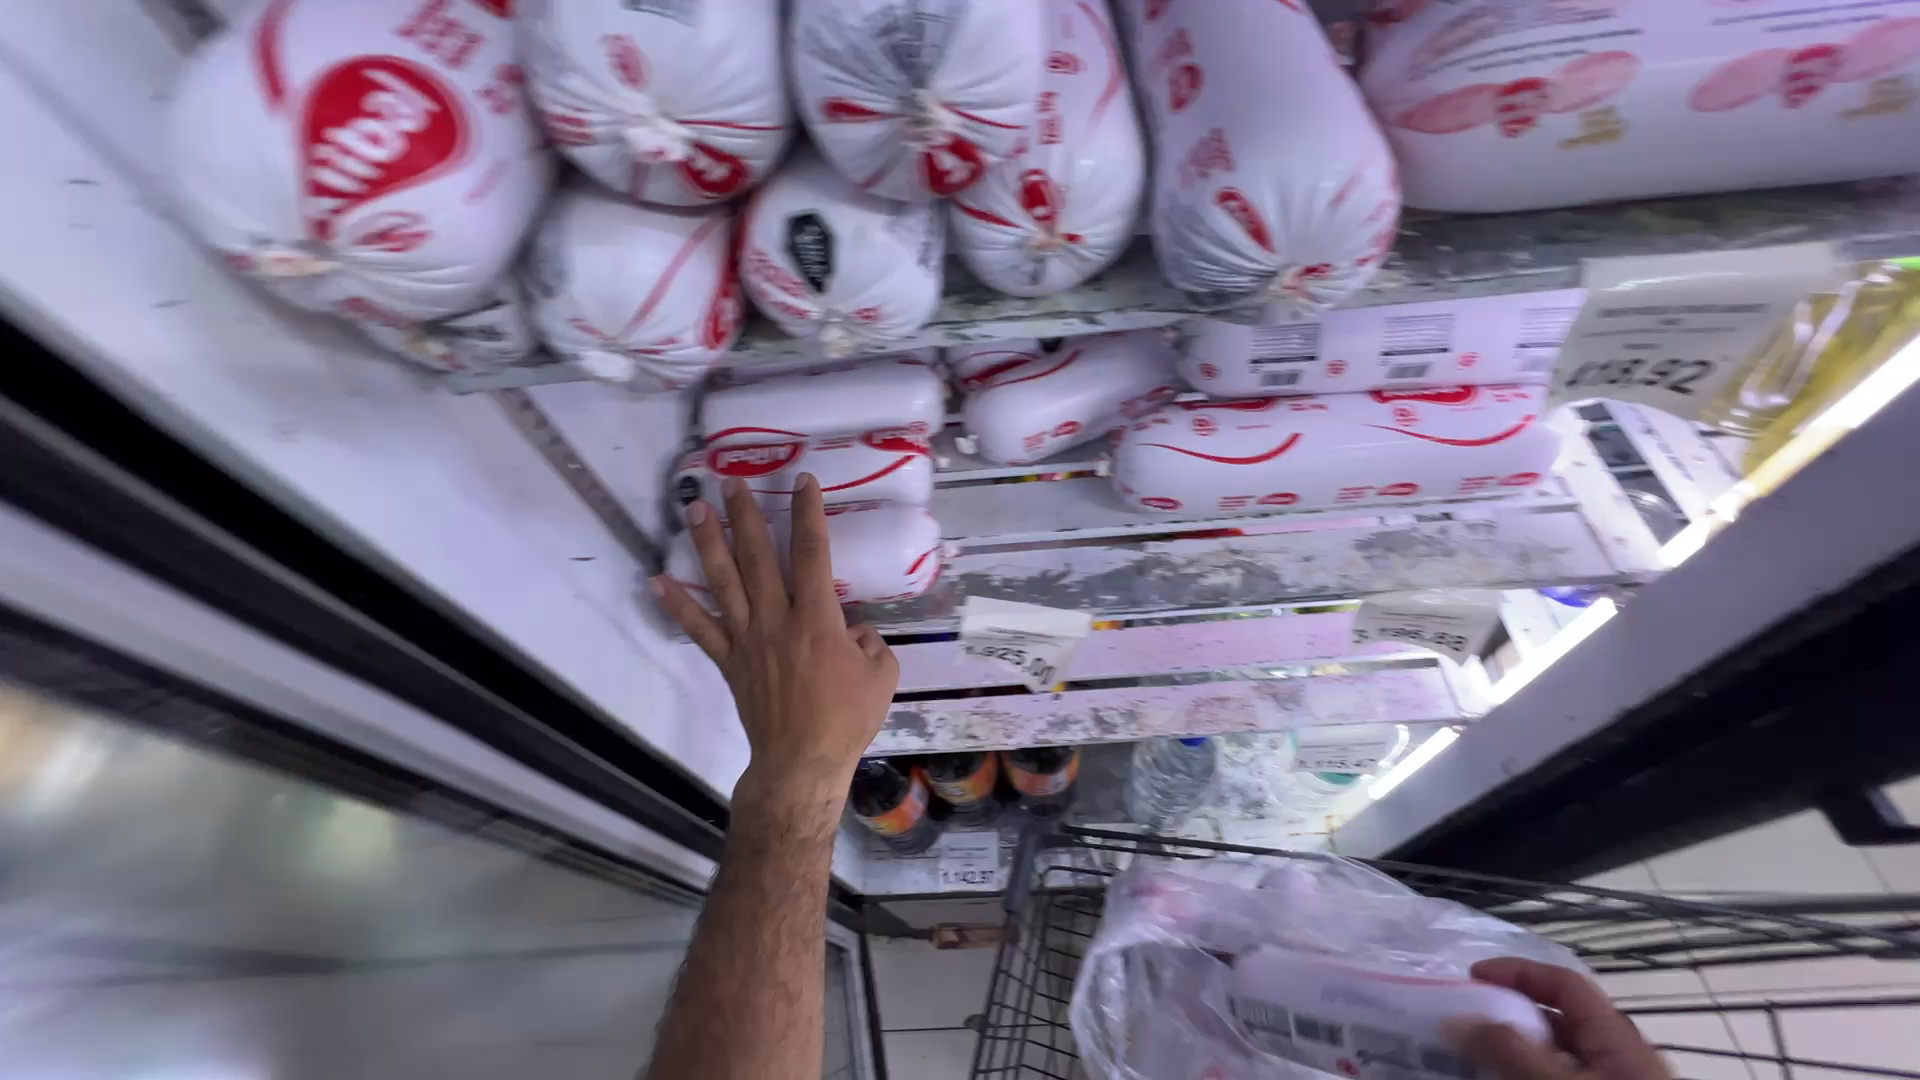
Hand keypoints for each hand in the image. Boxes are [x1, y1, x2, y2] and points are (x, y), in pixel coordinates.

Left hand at [651, 474, 899, 807]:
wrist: (802, 762)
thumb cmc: (846, 719)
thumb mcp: (882, 673)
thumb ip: (869, 640)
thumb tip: (850, 629)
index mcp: (817, 618)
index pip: (812, 553)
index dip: (809, 514)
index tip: (802, 481)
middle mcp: (776, 619)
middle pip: (758, 557)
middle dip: (746, 516)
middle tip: (731, 481)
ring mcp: (747, 640)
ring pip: (724, 582)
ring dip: (709, 543)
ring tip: (695, 508)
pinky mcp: (729, 661)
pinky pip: (700, 628)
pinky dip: (678, 604)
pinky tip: (657, 580)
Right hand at [1449, 958, 1670, 1079]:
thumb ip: (1507, 1051)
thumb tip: (1455, 1019)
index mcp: (1619, 1041)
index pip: (1563, 984)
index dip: (1517, 972)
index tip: (1472, 978)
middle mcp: (1622, 1062)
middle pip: (1560, 1020)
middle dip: (1511, 1014)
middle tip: (1470, 1022)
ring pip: (1560, 1058)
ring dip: (1518, 1051)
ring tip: (1479, 1060)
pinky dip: (1531, 1078)